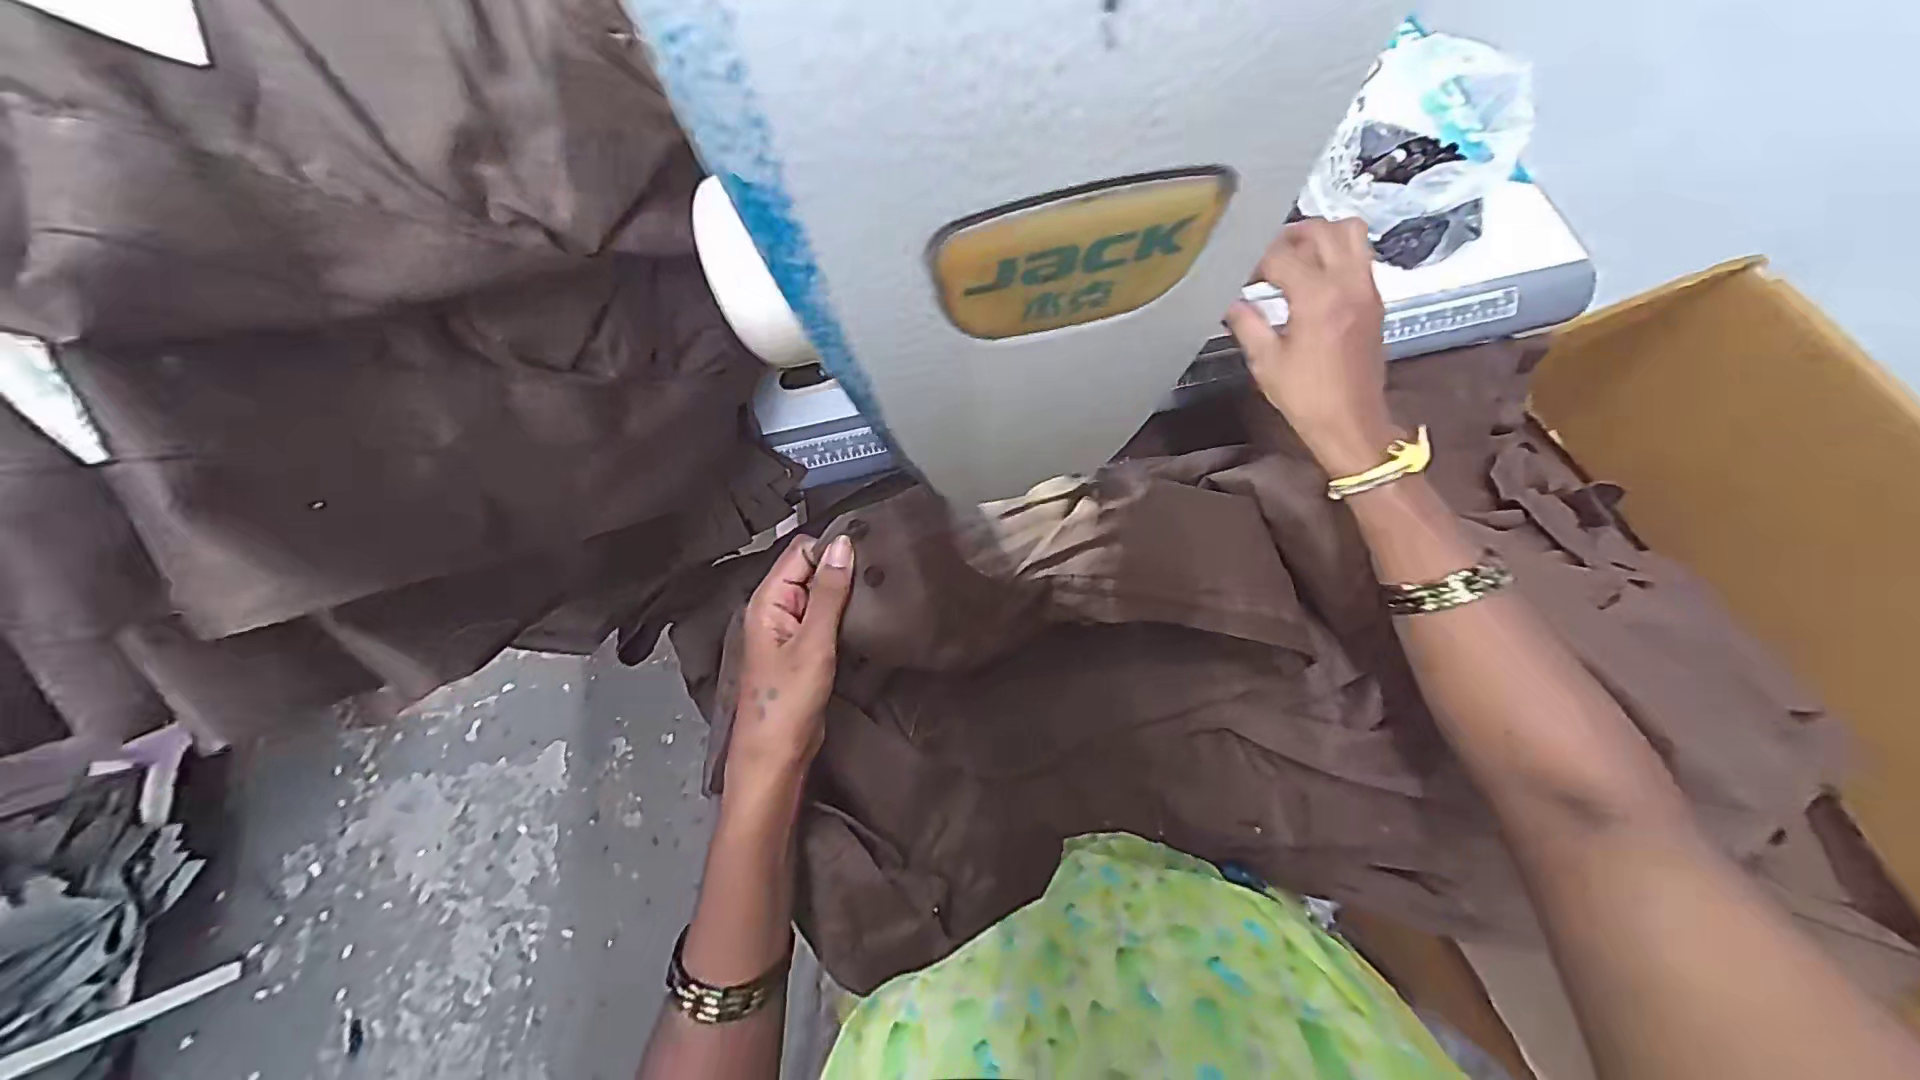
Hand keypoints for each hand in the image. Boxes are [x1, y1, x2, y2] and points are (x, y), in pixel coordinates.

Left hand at [727, 533, 855, 789]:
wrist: (776, 755)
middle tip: (875, 574)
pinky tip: (862, 619)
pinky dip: (843, 615)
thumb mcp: (813, 642)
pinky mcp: (804, 648)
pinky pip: (825, 618)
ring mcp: (790, 630)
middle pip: (810, 570)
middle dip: (840, 570)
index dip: (831, 548)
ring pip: (821, 595)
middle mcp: (776, 610)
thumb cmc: (784, 704)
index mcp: (767, 601)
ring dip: (844, 594)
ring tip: (873, 595)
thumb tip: (841, 546)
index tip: (865, 549)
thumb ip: (828, 592)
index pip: (800, 552)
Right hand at [1225, 218, 1401, 475]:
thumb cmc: (1305, 397)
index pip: (1281, 256)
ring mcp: (1367, 289)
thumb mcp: (1265, 362)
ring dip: (1318, 237)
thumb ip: (1247, 323)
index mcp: (1318, 297)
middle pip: (1322, 231)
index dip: (1253, 260)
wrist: (1350, 421)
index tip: (1236, 273)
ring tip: (1291, 259)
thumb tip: (1230, 302)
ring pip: (1350, 234)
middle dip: (1288, 237)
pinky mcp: (1375, 301)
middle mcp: (1349, 283)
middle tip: (1263, 257)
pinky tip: (1310, 279)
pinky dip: (1334, 254)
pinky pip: (1358, 256)